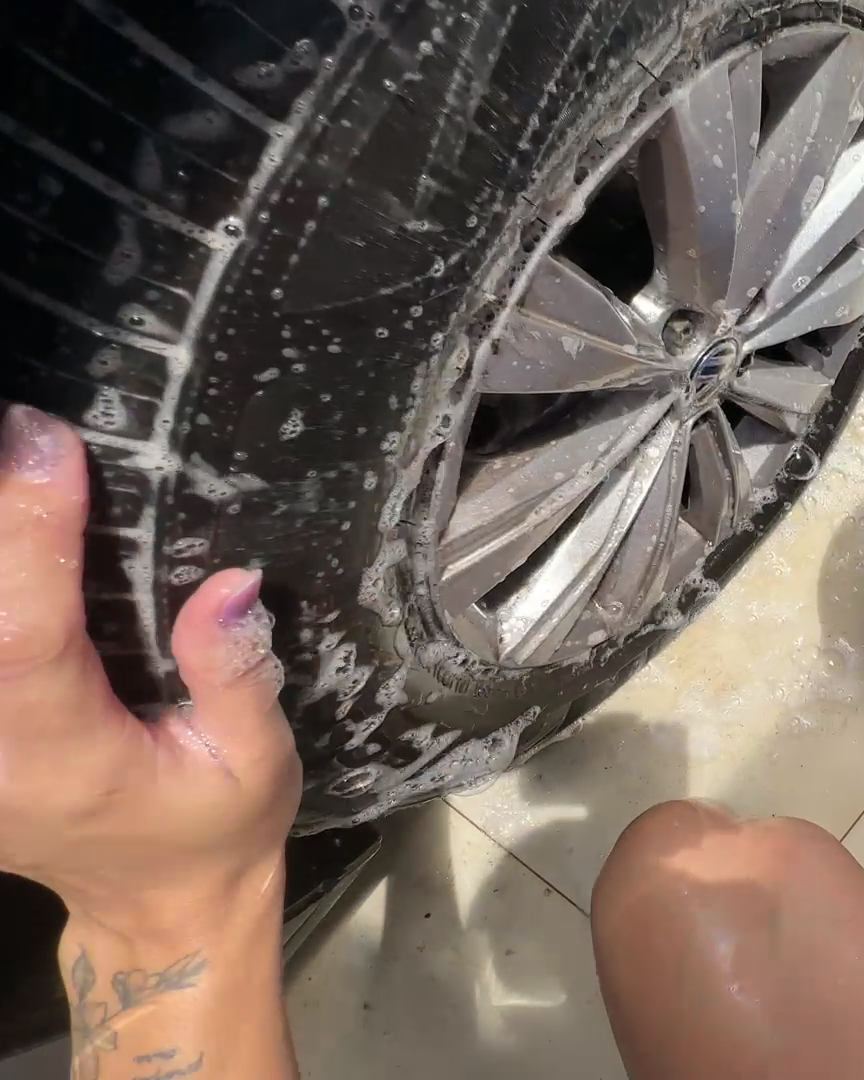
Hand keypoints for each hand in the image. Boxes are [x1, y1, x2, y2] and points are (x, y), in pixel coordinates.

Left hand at [0, 406, 298, 945]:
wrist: (160, 890)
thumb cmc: (224, 819)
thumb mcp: (259, 755)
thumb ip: (236, 674)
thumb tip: (231, 582)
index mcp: (63, 755)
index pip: (26, 635)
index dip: (28, 538)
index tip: (42, 449)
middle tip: (10, 430)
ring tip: (7, 466)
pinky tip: (8, 537)